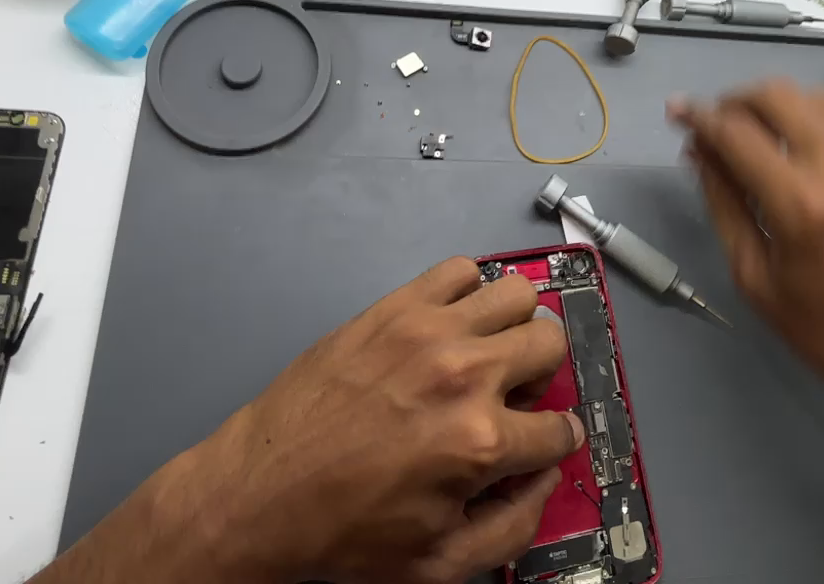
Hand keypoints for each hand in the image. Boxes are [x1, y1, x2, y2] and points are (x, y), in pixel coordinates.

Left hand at [167, 257, 583, 583]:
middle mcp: (465, 373)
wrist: (264, 490)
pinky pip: (460, 269)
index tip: (545, 436)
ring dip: (514, 325)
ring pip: (517, 294)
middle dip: (543, 375)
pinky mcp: (397, 305)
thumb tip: (549, 472)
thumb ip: (516, 524)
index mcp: (480, 442)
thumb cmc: (350, 531)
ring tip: (485, 352)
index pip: (559, 428)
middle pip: (550, 342)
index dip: (557, 438)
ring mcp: (430, 329)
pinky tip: (450, 324)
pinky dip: (468, 292)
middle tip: (512, 394)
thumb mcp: (441, 564)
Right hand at [669, 80, 823, 418]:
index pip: (736, 134)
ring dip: (776, 105)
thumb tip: (699, 152)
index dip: (699, 116)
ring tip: (755, 132)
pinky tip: (798, 149)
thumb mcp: (753, 274)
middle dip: (735, 100)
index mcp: (800, 205)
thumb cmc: (822, 332)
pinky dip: (812, 121)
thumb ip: (724, 202)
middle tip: (715, 123)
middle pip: (777, 96)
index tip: (677, 109)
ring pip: (816, 99)